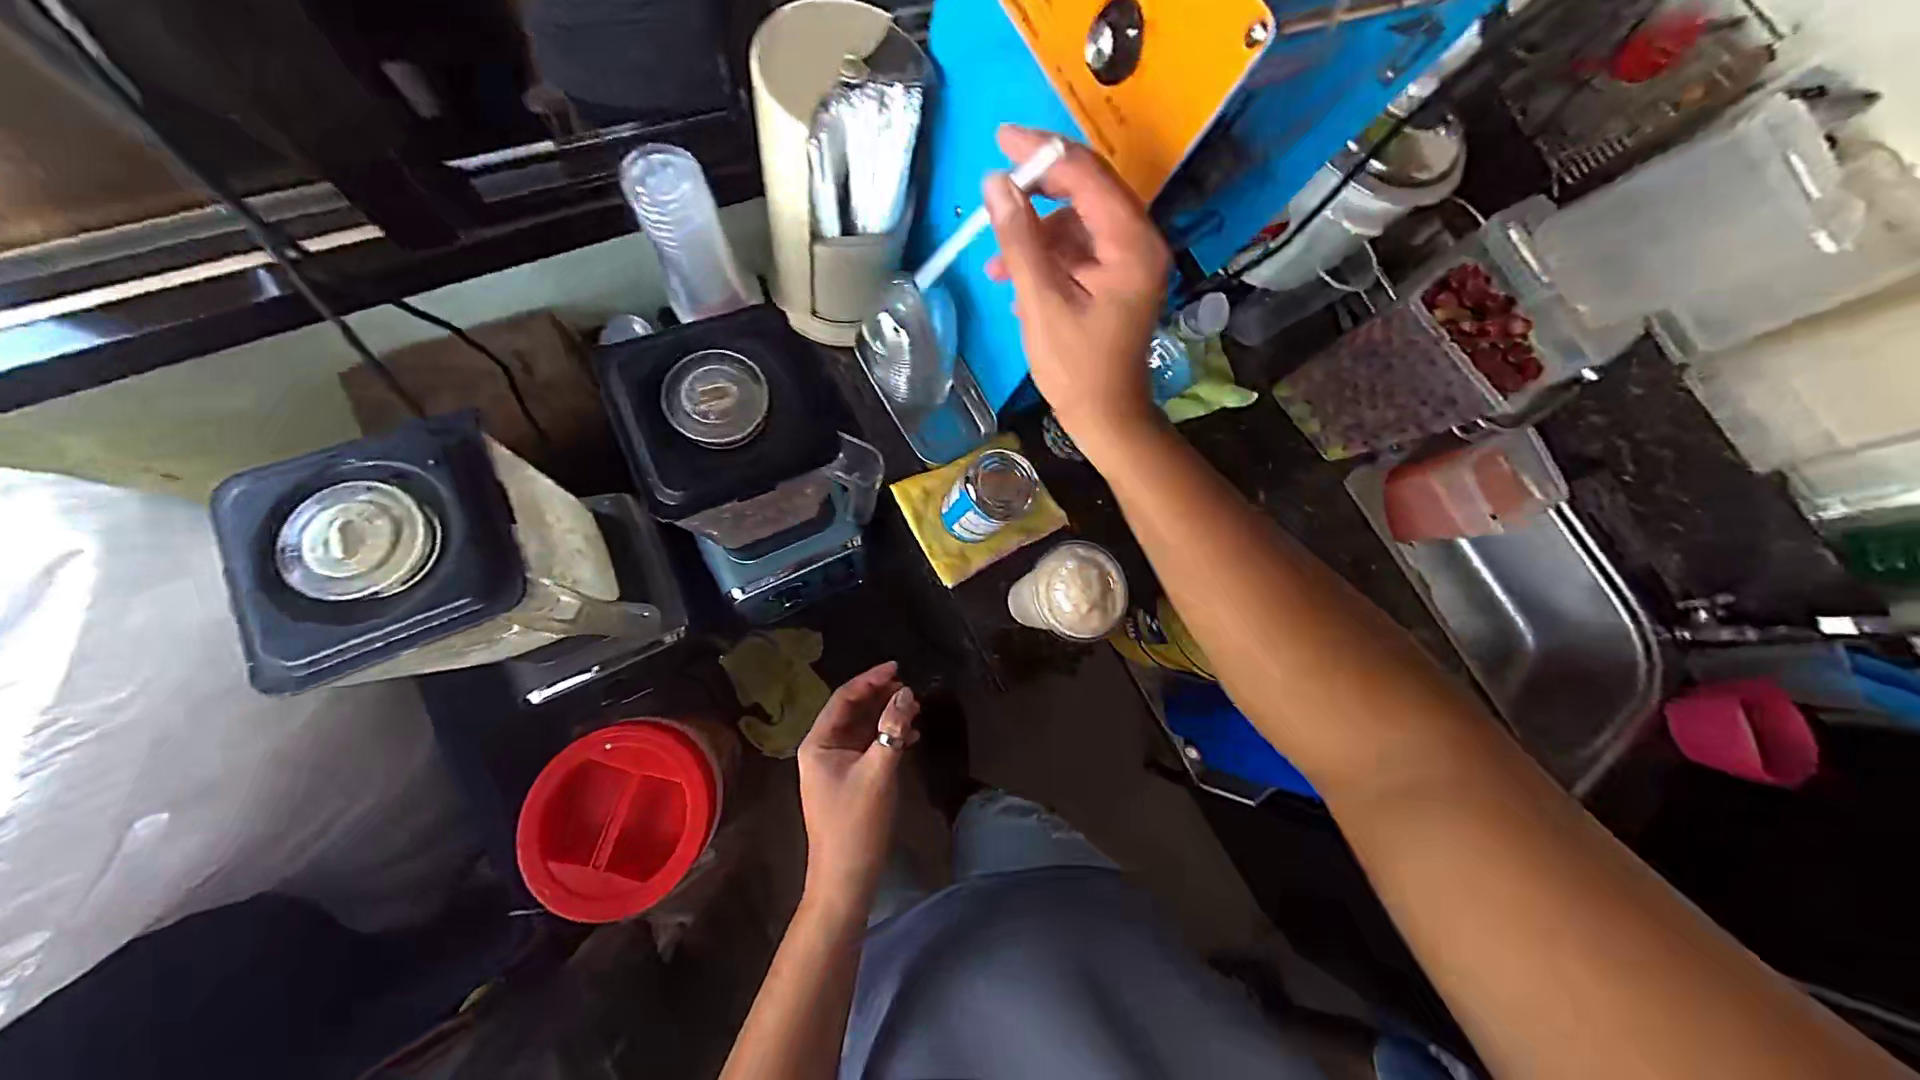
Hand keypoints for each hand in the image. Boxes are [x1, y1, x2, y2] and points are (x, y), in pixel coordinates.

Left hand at [797, 661, 920, 907]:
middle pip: (853, 710)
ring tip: (916, 710)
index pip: (844, 698)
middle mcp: (823, 748)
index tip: (897, 666)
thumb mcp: (878, 772)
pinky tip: (911, 737)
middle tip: (911, 690)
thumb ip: (892, 730)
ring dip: (887, 717)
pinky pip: (868, 746)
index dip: (870, 679)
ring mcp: (836, 765)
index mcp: (818, 743)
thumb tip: (907, 693)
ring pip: (863, 728)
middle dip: (882, 697)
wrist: (846, 878)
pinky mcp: (850, 779)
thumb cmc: (857, 824)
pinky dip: (888, 737)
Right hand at [984, 124, 1172, 450]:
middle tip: (993, 194)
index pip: (1087, 175)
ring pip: (1076, 225)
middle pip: (1085, 194)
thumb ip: (1019, 239)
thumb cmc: (1076, 368)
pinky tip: (1017, 283)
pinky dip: (1047, 261)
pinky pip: (1078, 252)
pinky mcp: (1117, 280)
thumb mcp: (1041, 301)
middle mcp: (1139, 242)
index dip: (1043, 153)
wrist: (1105, 418)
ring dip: (1034, 239)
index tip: (1002, 138)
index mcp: (1131, 243)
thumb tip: (996, 183)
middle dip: (1035, 196)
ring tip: (997, 269)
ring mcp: (1129, 262)